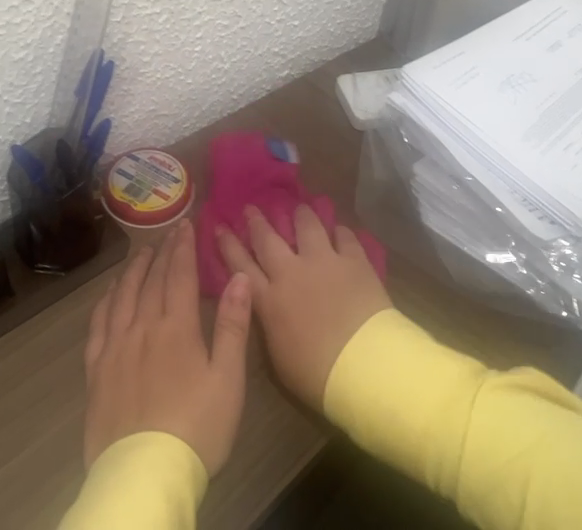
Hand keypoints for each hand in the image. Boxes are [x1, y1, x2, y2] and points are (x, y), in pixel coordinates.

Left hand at [84, 221, 252, 475]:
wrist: (145, 472)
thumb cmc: (198, 428)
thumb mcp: (228, 379)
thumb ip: (232, 325)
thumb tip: (239, 277)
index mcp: (176, 328)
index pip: (179, 275)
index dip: (183, 248)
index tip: (185, 226)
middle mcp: (141, 328)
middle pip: (151, 281)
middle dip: (161, 253)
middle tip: (167, 233)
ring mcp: (114, 348)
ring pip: (122, 296)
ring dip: (132, 271)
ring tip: (139, 255)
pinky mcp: (96, 371)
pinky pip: (97, 324)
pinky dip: (105, 302)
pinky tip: (110, 296)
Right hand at [215, 204, 391, 410]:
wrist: (362, 364)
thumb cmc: (316, 374)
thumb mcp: (278, 357)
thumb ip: (270, 325)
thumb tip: (271, 311)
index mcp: (268, 300)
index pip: (240, 266)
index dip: (229, 245)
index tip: (219, 227)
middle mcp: (291, 273)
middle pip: (269, 240)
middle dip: (257, 222)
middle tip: (251, 207)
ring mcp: (324, 262)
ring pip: (307, 227)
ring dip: (300, 216)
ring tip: (299, 208)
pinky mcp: (354, 261)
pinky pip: (344, 237)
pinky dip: (339, 231)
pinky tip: (339, 228)